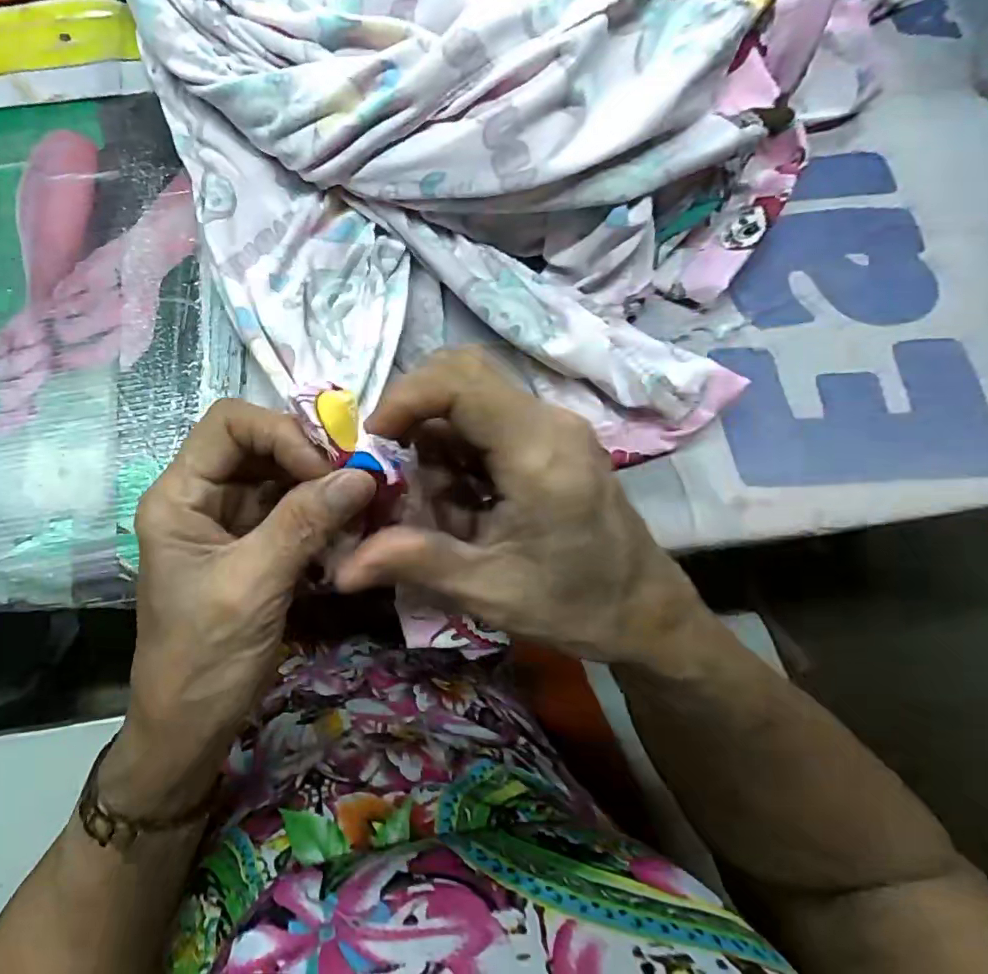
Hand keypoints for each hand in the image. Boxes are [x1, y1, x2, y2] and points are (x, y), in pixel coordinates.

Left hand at [110, 400, 375, 815]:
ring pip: (277, 479)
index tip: (324, 467)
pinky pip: (288, 514)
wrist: (188, 728)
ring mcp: (225, 524)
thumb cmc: (205, 657)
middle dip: (307, 456)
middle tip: (360, 478)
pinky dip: (319, 516)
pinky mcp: (250, 549)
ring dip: (320, 486)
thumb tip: (362, 473)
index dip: (278, 431)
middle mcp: (199, 498)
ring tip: (365, 501)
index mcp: (178, 496)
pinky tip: (352, 527)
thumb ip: (304, 523)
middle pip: (255, 446)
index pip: (226, 424)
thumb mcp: (253, 584)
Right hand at [334, 347, 709, 667]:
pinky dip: (450, 450)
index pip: (459, 381)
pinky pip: (480, 420)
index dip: (403, 398)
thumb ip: (413, 562)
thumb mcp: (486, 590)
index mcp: (537, 452)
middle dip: (410, 410)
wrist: (647, 616)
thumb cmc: (574, 605)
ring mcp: (549, 427)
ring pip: (465, 395)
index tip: (373, 441)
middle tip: (388, 462)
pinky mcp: (545, 438)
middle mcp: (547, 423)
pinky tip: (458, 500)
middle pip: (460, 372)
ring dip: (430, 438)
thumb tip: (340, 568)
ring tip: (434, 501)